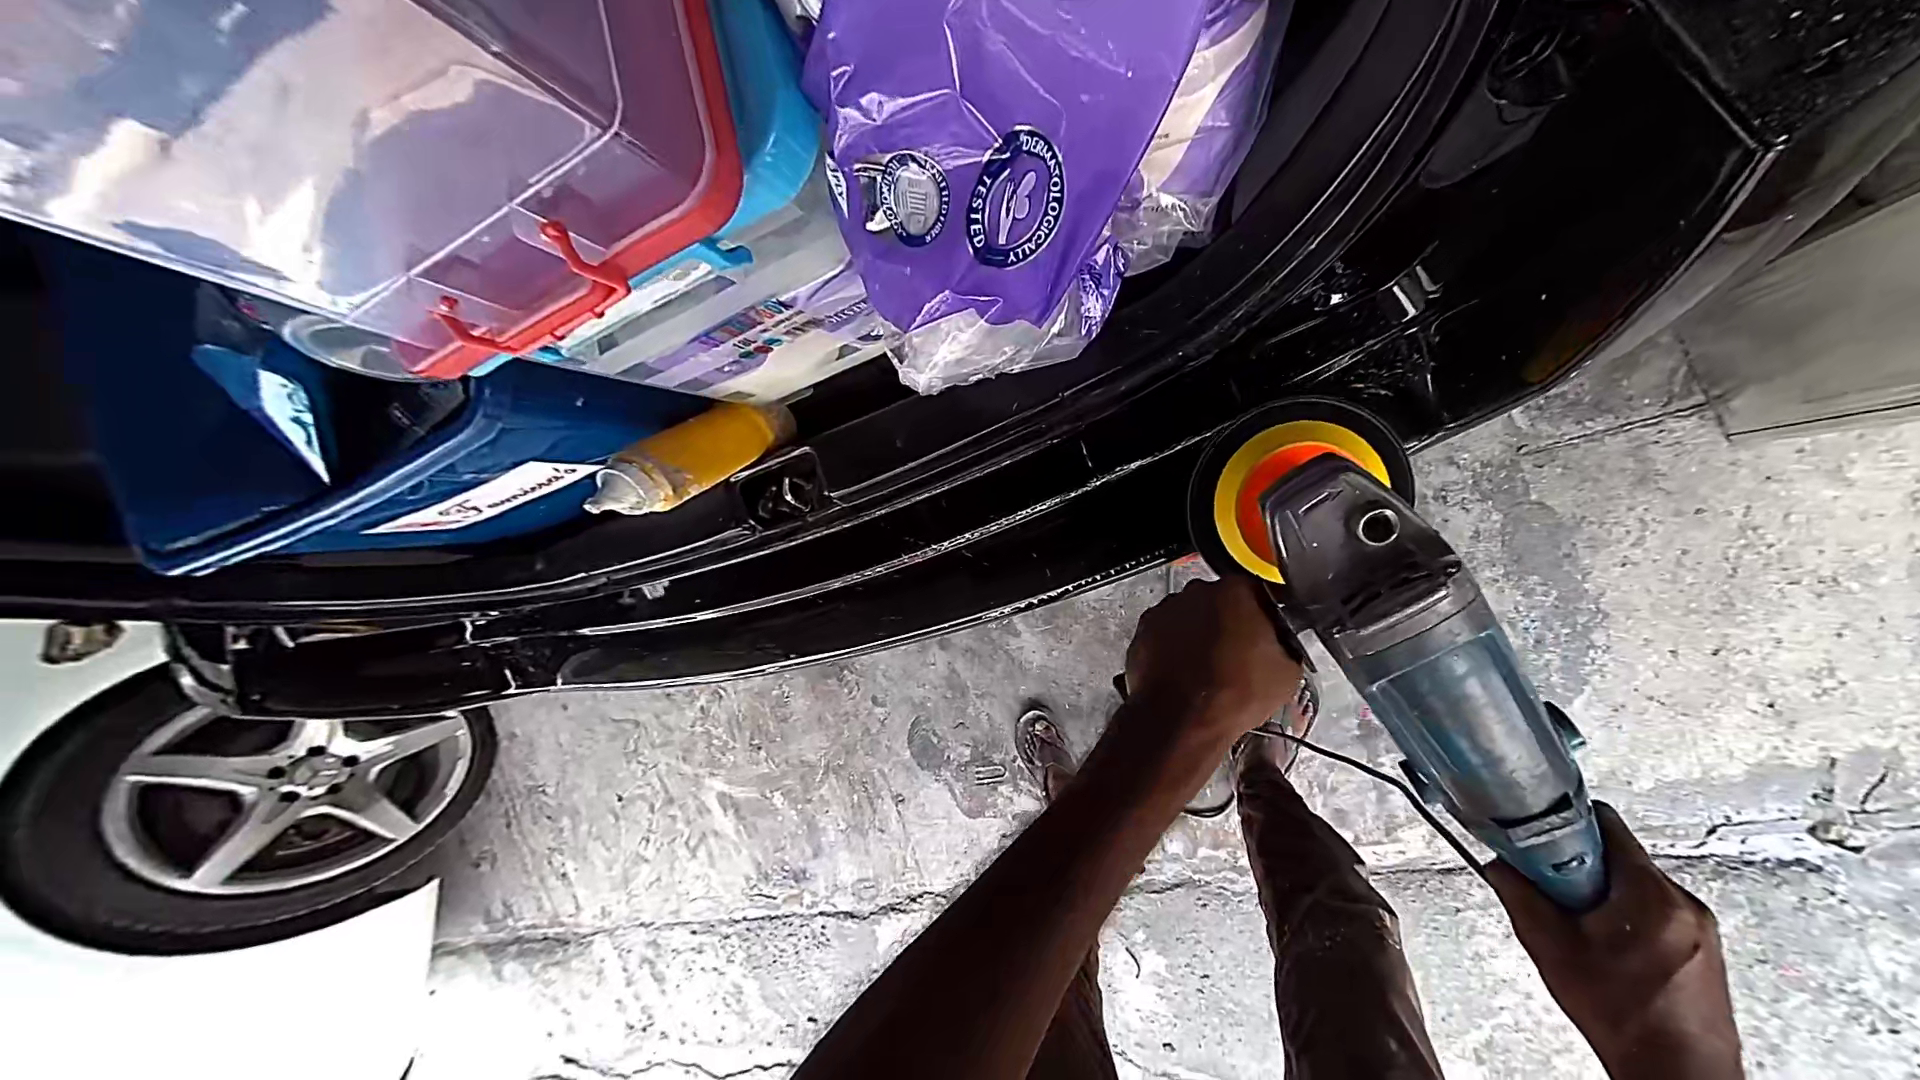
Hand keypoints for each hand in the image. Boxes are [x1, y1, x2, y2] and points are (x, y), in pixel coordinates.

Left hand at [1117, 576, 1302, 760]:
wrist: (1182, 717)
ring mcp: (1166, 609)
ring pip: (1189, 616)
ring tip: (1208, 667)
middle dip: (1226, 622)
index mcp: (1237, 591)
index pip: (1256, 593)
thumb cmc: (1233, 692)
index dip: (1261, 615)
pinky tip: (1184, 671)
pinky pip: (1164, 633)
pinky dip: (1172, 646)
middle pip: (1218, 601)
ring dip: (1197, 633)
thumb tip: (1279, 642)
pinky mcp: (1143, 629)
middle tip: (1236, 653)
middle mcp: (1197, 591)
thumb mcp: (1287, 671)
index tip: (1263, 633)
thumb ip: (1284, 642)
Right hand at [1486, 803, 1742, 1079]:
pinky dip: (1616, 912)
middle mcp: (1685, 904)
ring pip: (1629, 881)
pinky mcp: (1700, 946)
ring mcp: (1699, 927)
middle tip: (1548, 889)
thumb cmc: (1625, 1017)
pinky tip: (1598, 941)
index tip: (1535, 839)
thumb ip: (1516, 891)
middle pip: (1613, 853)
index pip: (1604, 823)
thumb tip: (1497, 863)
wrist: (1676, 1072)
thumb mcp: (1546, 943)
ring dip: (1593, 890)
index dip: (1561, 822)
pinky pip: (1648, 906)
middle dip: (1572, 864)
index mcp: (1653, 895)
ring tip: (1573, 923)